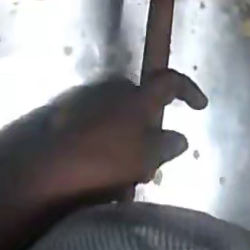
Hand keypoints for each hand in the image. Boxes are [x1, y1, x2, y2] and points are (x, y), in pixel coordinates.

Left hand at [22, 70, 207, 205]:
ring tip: (127, 168)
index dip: (189, 89)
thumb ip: (165, 146)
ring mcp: (91, 96)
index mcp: (138, 95)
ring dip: (128, 133)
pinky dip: (107, 137)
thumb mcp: (145, 158)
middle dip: (151, 122)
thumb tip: (180, 137)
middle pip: (143, 99)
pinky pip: (100, 121)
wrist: (48, 165)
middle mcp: (115, 88)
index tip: (201, 105)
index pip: (170, 80)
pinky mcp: (70, 111)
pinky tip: (103, 166)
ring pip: (120, 113)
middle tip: (154, 153)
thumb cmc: (104, 159)